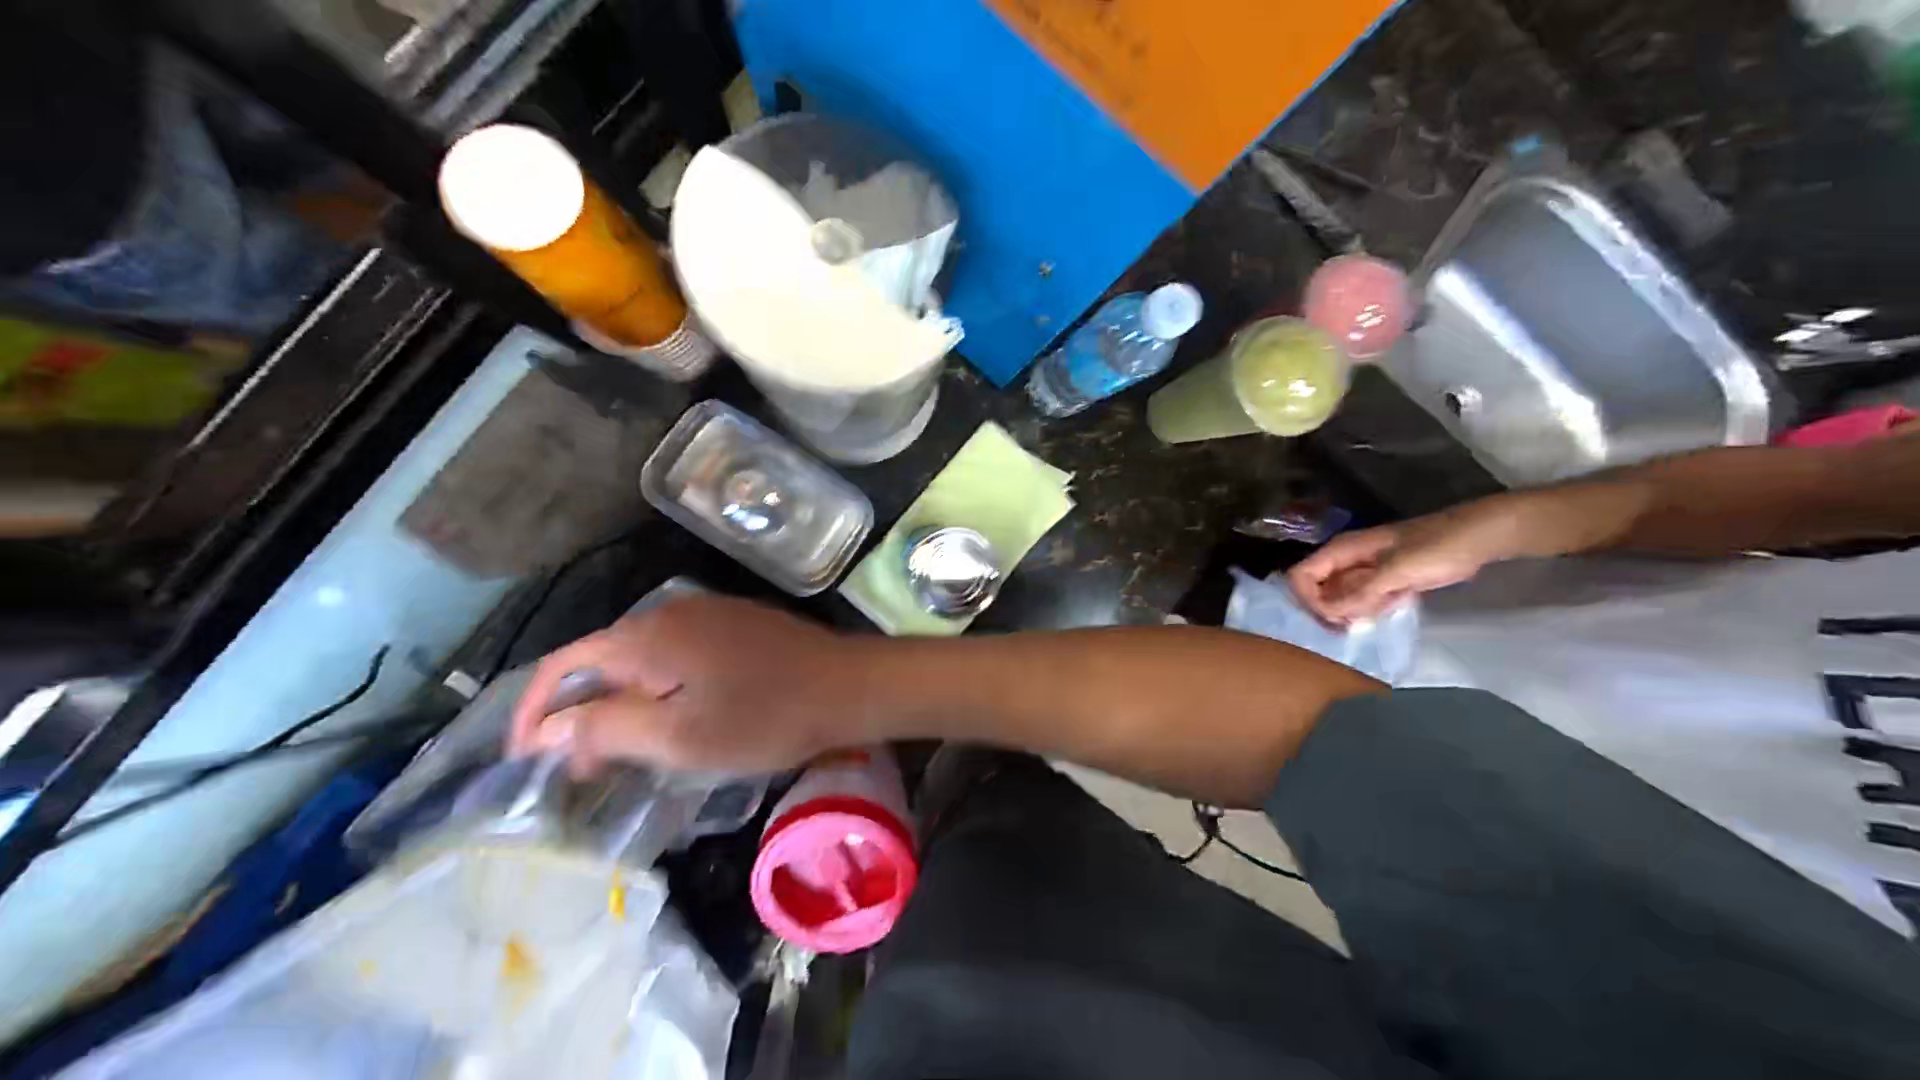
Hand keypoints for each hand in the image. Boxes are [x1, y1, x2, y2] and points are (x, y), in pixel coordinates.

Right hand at [508, 593, 869, 777]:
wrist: (847, 685)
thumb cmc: (765, 717)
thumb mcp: (679, 736)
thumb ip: (606, 727)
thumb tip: (545, 727)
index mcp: (646, 636)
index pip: (563, 664)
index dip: (534, 711)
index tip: (527, 759)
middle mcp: (668, 612)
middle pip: (600, 658)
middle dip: (580, 711)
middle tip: (579, 768)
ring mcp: (706, 613)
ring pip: (640, 657)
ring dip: (620, 701)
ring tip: (620, 751)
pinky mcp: (734, 623)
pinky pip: (675, 653)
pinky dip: (658, 686)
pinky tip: (671, 716)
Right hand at [1288, 501, 1517, 622]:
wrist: (1479, 538)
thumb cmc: (1436, 548)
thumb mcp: (1396, 571)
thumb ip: (1361, 592)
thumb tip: (1329, 612)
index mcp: (1341, 550)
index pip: (1301, 576)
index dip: (1309, 599)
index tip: (1333, 617)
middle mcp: (1346, 560)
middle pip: (1316, 590)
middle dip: (1330, 610)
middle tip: (1356, 624)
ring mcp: (1364, 571)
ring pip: (1338, 598)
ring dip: (1352, 611)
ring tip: (1382, 610)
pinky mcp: (1383, 581)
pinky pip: (1362, 600)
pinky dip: (1371, 609)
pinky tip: (1395, 604)